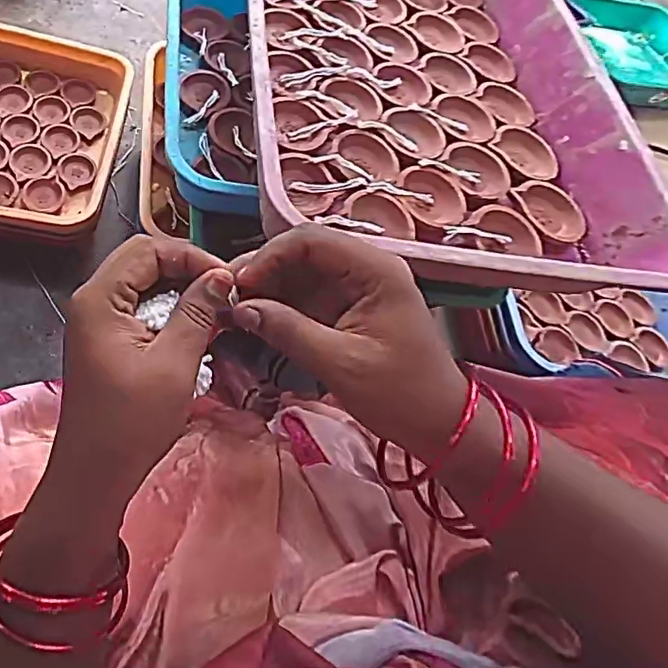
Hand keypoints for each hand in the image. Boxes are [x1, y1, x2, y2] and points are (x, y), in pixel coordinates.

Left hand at [53, 236, 232, 501]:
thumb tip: (220, 276)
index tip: (226, 277)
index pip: (147, 249)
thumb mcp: (173, 364)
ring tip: (216, 307)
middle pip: (142, 261)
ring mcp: (95, 319)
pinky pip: (138, 308)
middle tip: (224, 289)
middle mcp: (91, 300)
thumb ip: (197, 311)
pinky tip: (195, 325)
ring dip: (179, 289)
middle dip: (185, 268)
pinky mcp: (103, 339)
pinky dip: (167, 310)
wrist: (93, 475)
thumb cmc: (130, 424)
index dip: (190, 255)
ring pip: (142, 284)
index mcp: (98, 298)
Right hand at [228, 226, 467, 450]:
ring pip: (295, 272)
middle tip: (226, 295)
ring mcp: (351, 287)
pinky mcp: (341, 307)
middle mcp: (362, 269)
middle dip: (261, 270)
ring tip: (233, 307)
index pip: (310, 240)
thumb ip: (289, 331)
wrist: (440, 426)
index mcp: (375, 270)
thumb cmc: (402, 394)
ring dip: (263, 286)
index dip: (269, 255)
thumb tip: (241, 309)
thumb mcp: (342, 364)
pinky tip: (252, 316)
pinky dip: (274, 303)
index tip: (240, 283)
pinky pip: (300, 294)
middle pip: (299, 251)